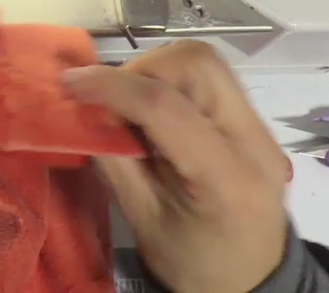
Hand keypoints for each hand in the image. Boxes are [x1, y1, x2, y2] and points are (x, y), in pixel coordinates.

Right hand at [63, 41, 290, 292]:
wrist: (251, 280)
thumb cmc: (193, 262)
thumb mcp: (142, 219)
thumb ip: (112, 158)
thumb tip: (81, 108)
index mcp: (226, 179)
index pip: (165, 106)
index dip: (110, 86)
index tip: (70, 84)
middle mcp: (253, 140)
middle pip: (193, 64)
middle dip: (139, 70)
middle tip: (113, 101)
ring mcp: (258, 124)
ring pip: (199, 59)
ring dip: (153, 69)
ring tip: (133, 104)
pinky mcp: (251, 117)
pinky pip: (204, 73)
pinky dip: (168, 77)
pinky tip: (154, 109)